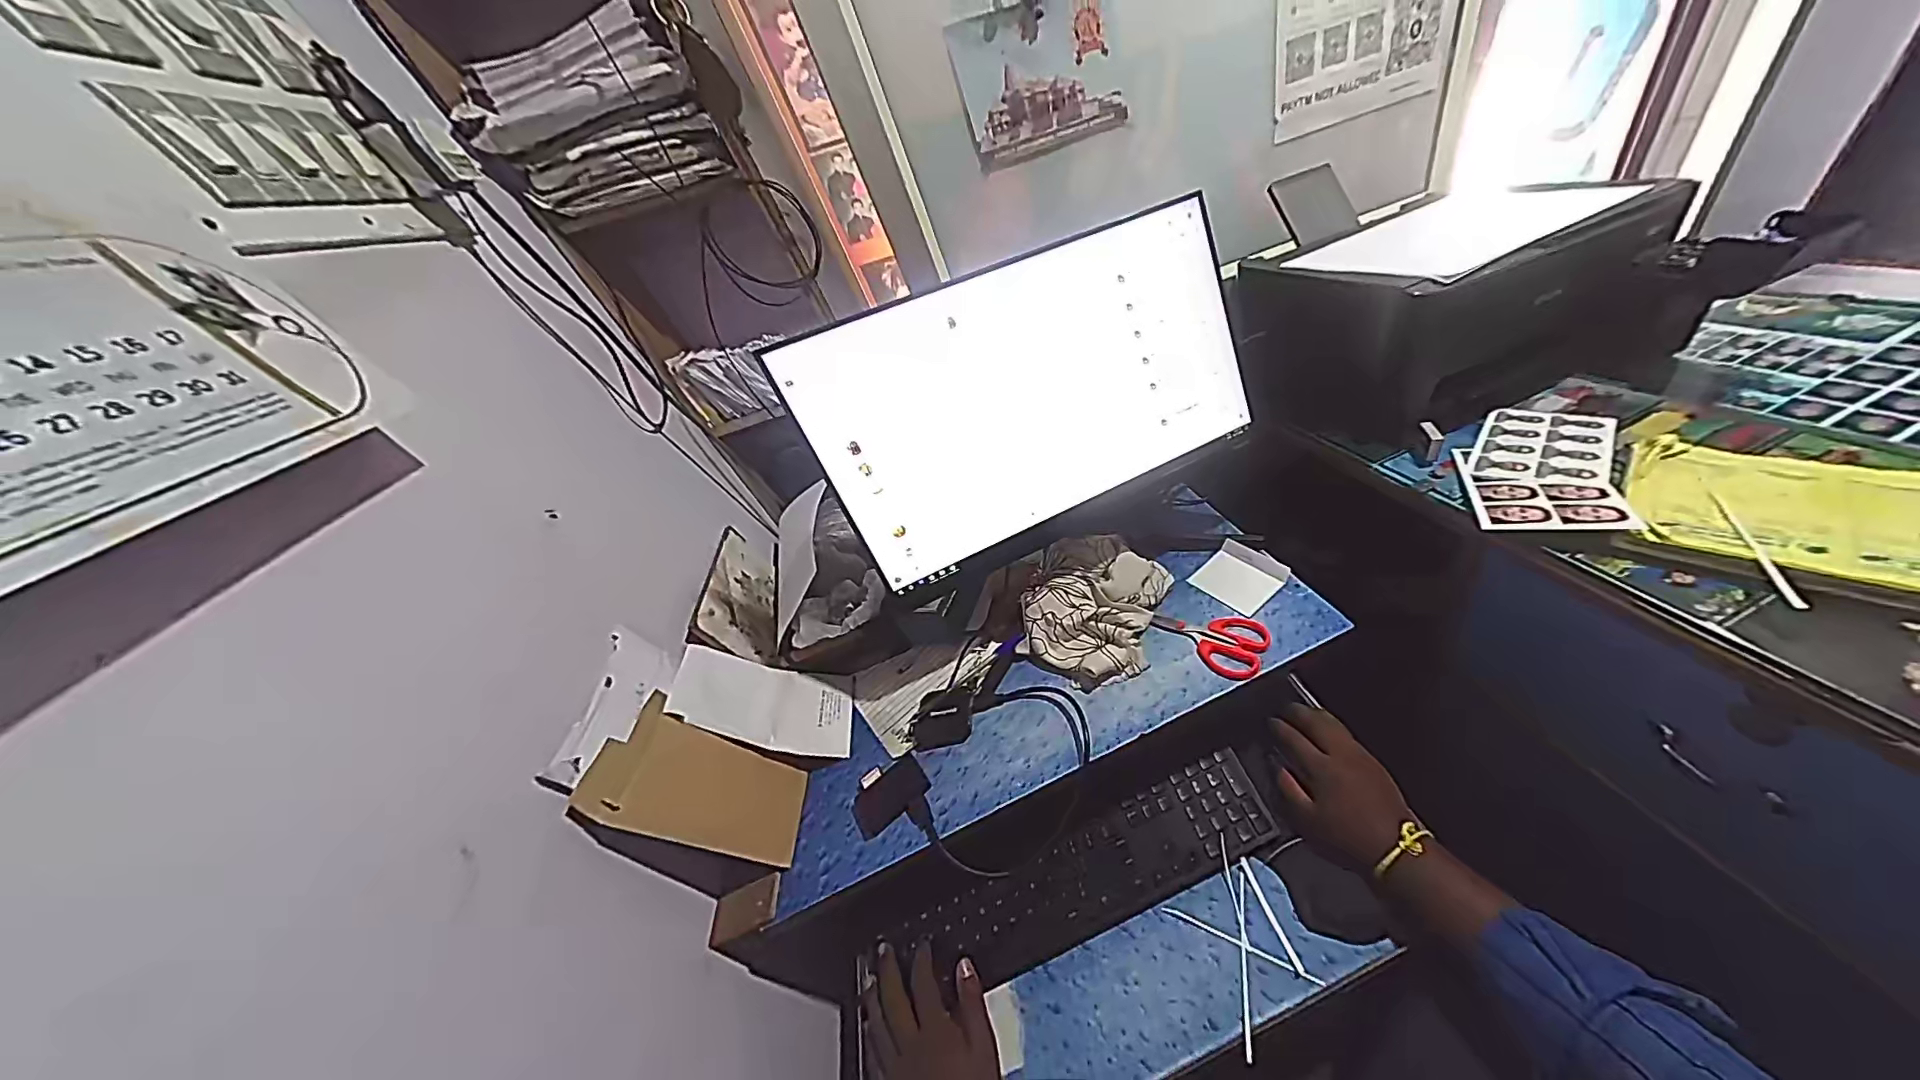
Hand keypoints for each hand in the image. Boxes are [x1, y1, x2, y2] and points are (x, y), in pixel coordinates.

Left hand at [862, 940, 999, 1079]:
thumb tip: (964, 967)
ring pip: (876, 1022)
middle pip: (892, 997)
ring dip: (870, 997)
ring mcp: (895, 1065)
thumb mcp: (985, 1046)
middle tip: (883, 949)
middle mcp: (910, 1043)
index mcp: (935, 1029)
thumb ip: (972, 1003)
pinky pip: (871, 1052)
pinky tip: (867, 1026)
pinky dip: (868, 1032)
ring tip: (868, 979)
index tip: (922, 946)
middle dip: (886, 969)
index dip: (921, 959)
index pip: (922, 983)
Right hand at [1271, 704, 1415, 873]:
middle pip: (1317, 723)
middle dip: (1298, 713)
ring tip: (1307, 712)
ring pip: (1336, 725)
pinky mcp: (1375, 764)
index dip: (1279, 728)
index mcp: (1321, 769)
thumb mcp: (1307, 821)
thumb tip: (1278, 769)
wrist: (1395, 849)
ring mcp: (1361, 758)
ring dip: (1318, 715)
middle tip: (1286, 709)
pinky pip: (1349, 734)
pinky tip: (1331, 731)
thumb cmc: (1348, 839)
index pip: (1293, 739)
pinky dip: (1334, 726)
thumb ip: (1287, 790)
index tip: (1272, 724)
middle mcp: (1341, 756)